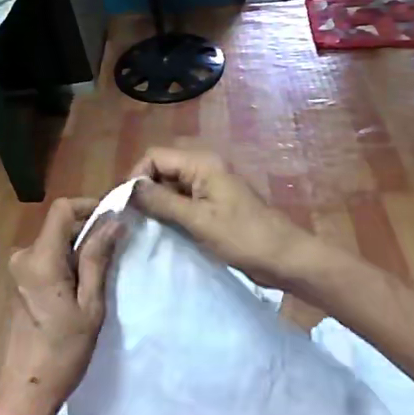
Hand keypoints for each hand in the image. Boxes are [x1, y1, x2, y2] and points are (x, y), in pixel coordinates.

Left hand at [0, 198, 124, 414]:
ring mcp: (18, 268)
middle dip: (88, 232)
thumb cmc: (62, 351)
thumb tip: (114, 221)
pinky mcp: (18, 281)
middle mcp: (23, 255)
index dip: (90, 206)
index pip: (62, 208)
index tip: (115, 219)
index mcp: (39, 257)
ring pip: (55, 242)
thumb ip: (98, 258)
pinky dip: (66, 263)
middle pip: (60, 225)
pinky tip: (80, 290)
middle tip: (115, 254)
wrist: (25, 390)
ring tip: (100, 278)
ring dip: (78, 250)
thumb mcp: (90, 305)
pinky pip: (47, 258)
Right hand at [130, 148, 317, 288]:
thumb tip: (130, 189)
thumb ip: (162, 202)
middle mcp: (204, 166)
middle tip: (135, 216)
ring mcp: (210, 183)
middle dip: (145, 188)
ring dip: (158, 200)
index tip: (128, 205)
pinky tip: (165, 228)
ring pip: (171, 183)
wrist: (285, 258)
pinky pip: (183, 197)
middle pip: (162, 167)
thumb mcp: (198, 221)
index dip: (137, 176)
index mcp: (202, 163)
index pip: (154, 156)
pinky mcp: (214, 201)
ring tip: (147, 224)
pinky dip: (171, 209)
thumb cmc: (243, 237)